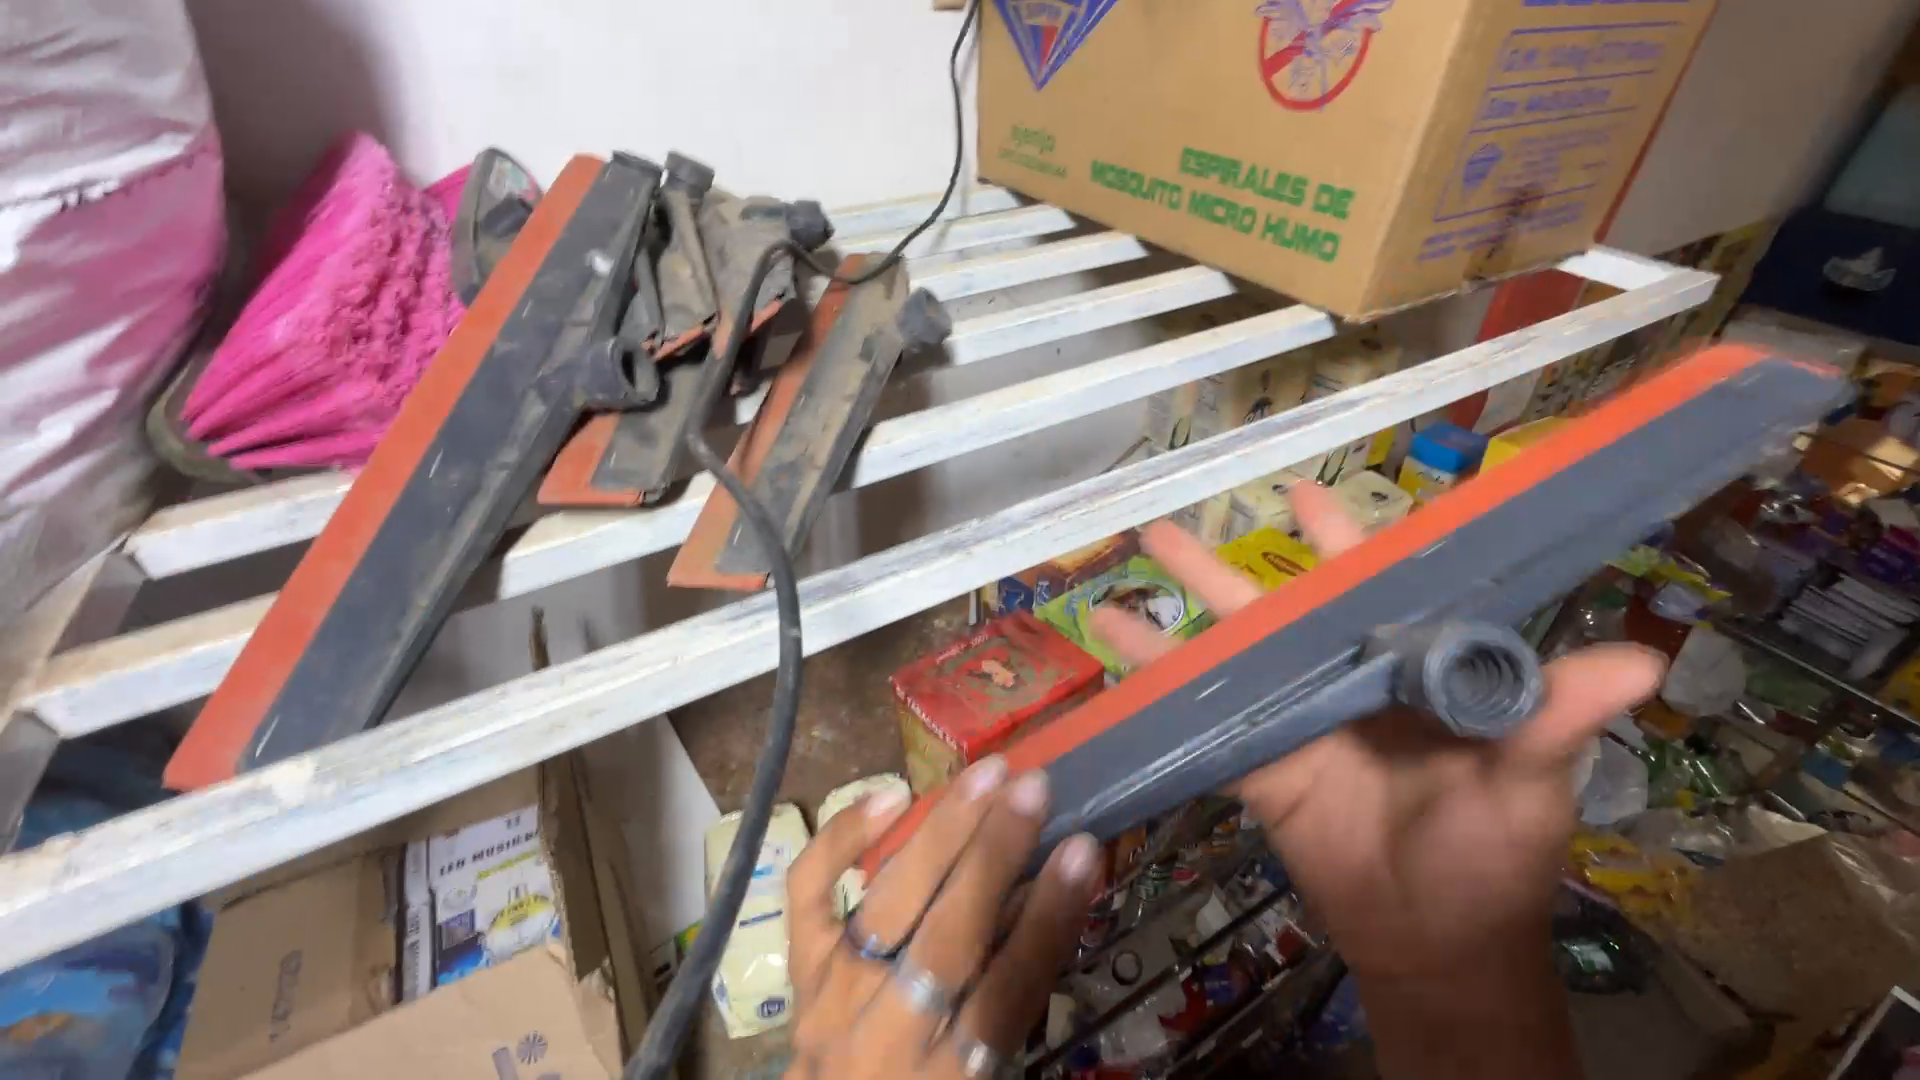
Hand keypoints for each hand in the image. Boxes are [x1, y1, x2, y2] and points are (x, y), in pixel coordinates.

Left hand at [783, 759, 1100, 1078]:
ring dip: (942, 832)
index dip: (1048, 919)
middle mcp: (883, 1039)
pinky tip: (891, 796)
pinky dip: (843, 837)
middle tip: (1033, 789)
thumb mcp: (985, 1071)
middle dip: (993, 856)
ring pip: (889, 904)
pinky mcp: (799, 967)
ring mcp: (832, 996)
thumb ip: (1010, 992)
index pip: (1006, 994)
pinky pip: (809, 893)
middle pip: (945, 940)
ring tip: (986, 776)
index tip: (1083, 850)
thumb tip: (1040, 893)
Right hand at [1089, 485, 1664, 984]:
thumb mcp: (1529, 784)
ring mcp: (1288, 717)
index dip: (1337, 537)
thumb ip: (1553, 718)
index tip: (1301, 494)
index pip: (1367, 586)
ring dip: (1179, 608)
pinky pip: (1196, 716)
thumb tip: (1640, 661)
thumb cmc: (1491, 853)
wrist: (1430, 937)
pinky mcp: (1251, 760)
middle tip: (1172, 521)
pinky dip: (1154, 684)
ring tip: (1133, 562)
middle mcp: (1337, 678)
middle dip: (1223, 563)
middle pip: (1274, 608)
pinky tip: (1112, 645)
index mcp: (1402, 667)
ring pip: (1226, 650)